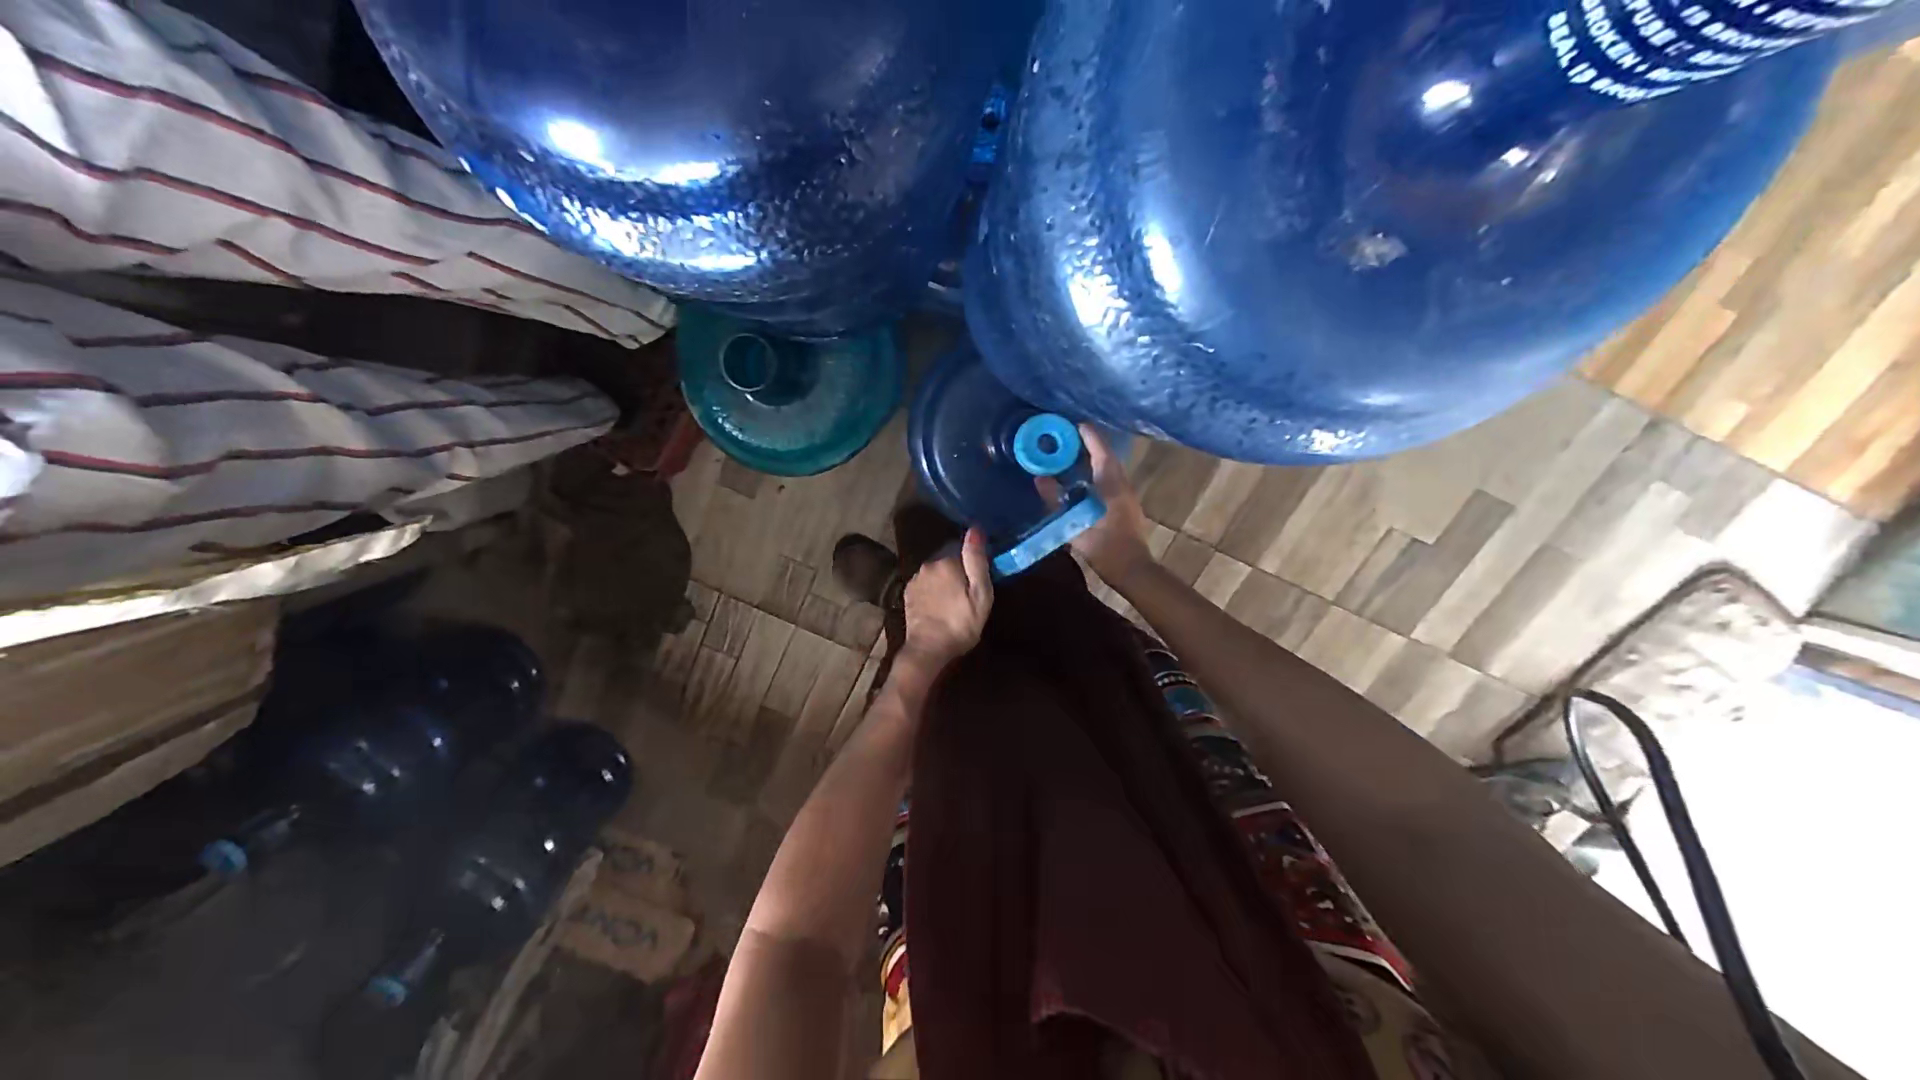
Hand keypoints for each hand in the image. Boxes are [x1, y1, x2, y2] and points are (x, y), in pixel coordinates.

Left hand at [900, 527, 994, 669]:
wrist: (928, 649)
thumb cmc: (960, 624)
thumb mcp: (980, 594)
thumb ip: (977, 560)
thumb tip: (975, 529)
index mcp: (947, 561)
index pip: (962, 547)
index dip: (972, 559)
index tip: (980, 574)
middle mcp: (928, 564)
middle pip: (947, 558)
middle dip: (957, 568)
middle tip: (969, 589)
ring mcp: (915, 579)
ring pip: (935, 571)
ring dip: (944, 579)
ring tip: (954, 599)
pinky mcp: (908, 593)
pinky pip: (925, 583)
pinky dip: (932, 589)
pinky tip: (939, 604)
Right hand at [1036, 425, 1150, 584]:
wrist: (1132, 569)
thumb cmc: (1104, 547)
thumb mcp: (1074, 524)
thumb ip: (1056, 500)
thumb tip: (1040, 478)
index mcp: (1111, 483)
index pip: (1099, 449)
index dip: (1086, 435)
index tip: (1071, 424)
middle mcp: (1121, 483)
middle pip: (1105, 455)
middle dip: (1086, 444)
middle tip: (1064, 439)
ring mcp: (1126, 494)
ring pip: (1109, 468)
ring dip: (1091, 459)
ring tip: (1069, 456)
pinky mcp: (1125, 505)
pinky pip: (1109, 480)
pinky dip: (1095, 473)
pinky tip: (1081, 480)